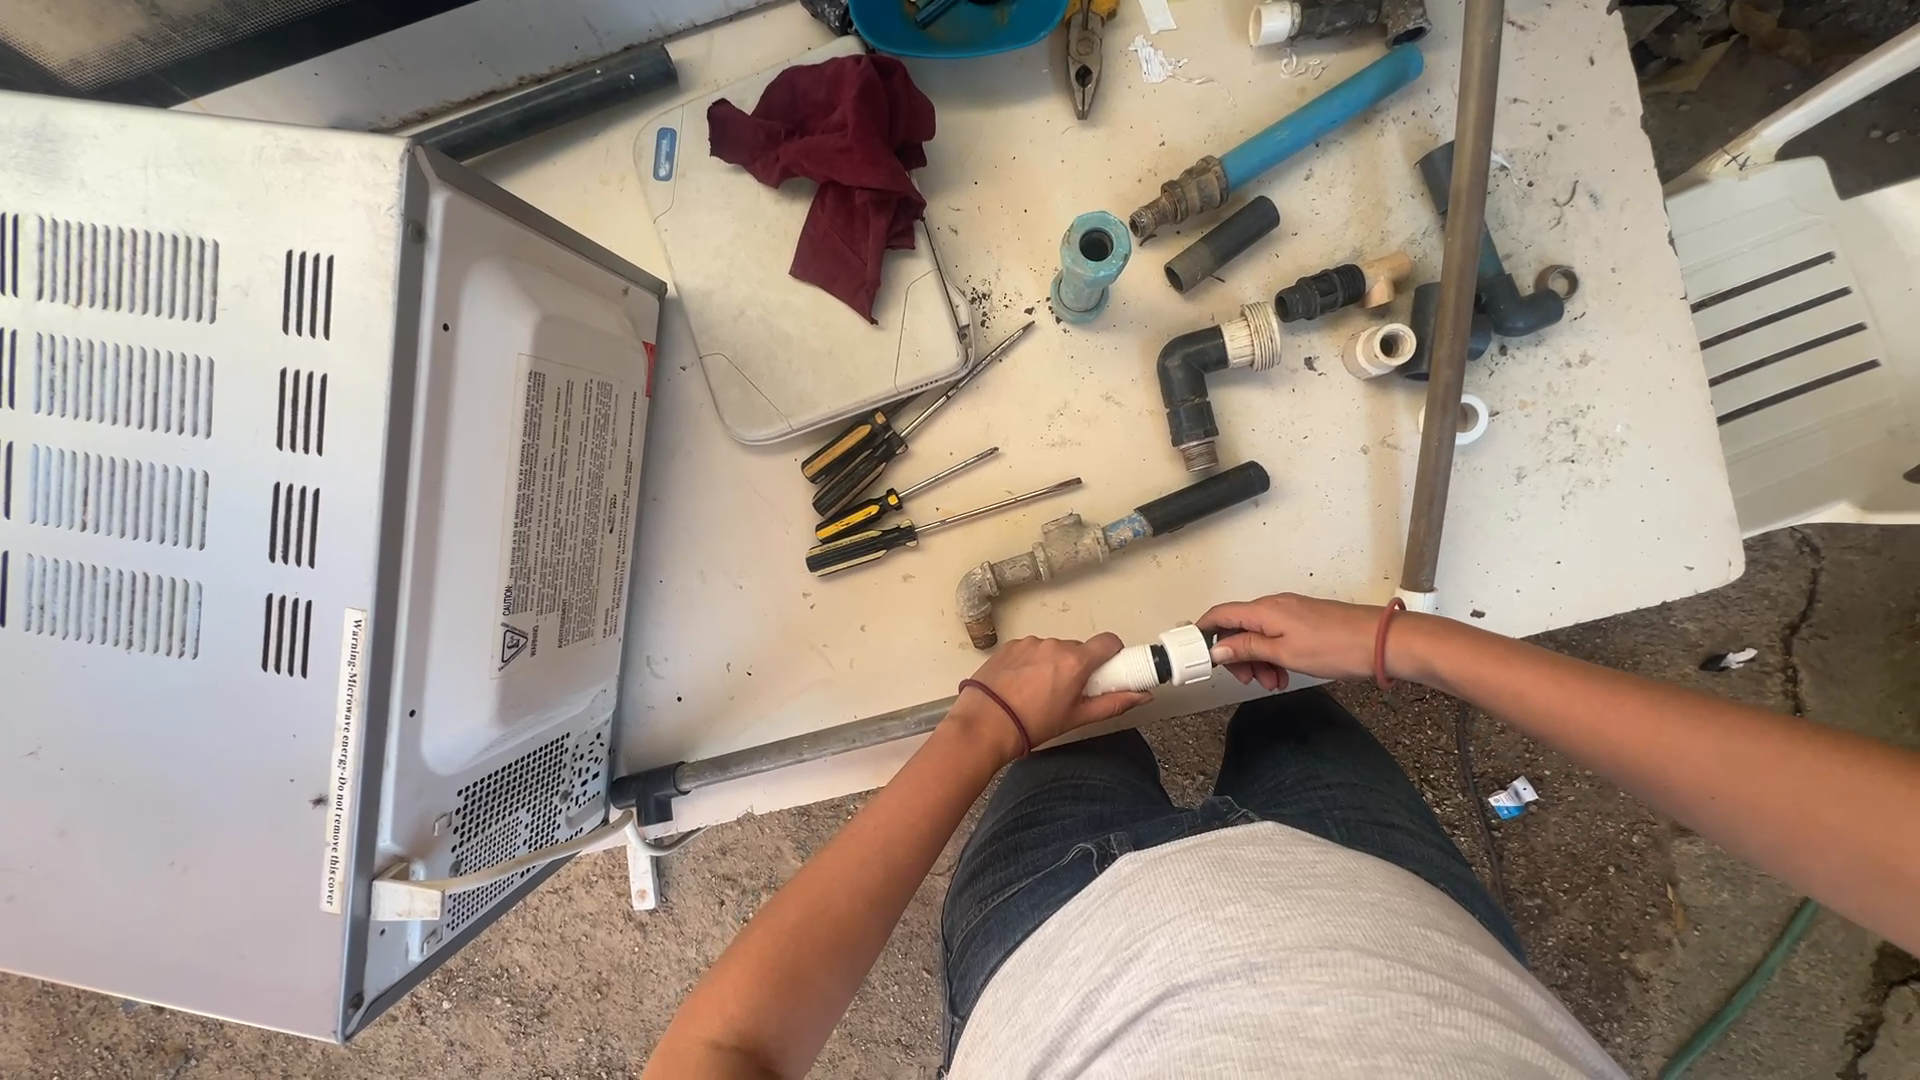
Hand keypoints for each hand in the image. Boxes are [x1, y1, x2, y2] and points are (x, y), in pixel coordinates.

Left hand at [950, 634, 1150, 755]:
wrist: (985, 723)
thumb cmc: (1032, 724)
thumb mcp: (1077, 718)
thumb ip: (1114, 703)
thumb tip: (1142, 695)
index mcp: (1075, 660)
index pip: (1108, 641)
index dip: (1112, 654)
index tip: (1108, 669)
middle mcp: (1054, 644)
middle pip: (1078, 648)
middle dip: (1077, 666)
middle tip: (1068, 692)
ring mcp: (1029, 643)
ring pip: (1051, 649)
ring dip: (1051, 664)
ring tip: (1038, 692)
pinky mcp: (1009, 646)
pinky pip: (1029, 650)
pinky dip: (1029, 663)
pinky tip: (1020, 685)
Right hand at [1197, 593, 1390, 689]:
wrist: (1382, 642)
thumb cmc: (1338, 646)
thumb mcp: (1284, 653)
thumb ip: (1247, 648)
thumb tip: (1218, 648)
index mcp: (1264, 610)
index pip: (1220, 615)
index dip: (1204, 632)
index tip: (1198, 652)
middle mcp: (1274, 606)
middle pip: (1238, 628)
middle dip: (1237, 655)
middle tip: (1246, 679)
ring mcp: (1291, 612)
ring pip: (1258, 635)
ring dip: (1257, 660)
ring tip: (1272, 682)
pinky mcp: (1305, 621)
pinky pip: (1277, 636)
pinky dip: (1274, 655)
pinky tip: (1284, 674)